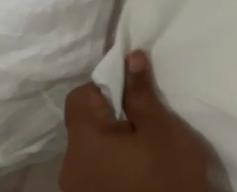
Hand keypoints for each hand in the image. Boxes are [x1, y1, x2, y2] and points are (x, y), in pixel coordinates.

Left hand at [61, 52, 212, 191]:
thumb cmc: (167, 169)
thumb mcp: (159, 125)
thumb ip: (140, 92)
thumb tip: (130, 57)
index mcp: (84, 143)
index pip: (78, 97)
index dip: (106, 82)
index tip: (135, 85)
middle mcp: (69, 165)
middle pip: (82, 120)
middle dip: (112, 107)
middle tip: (147, 110)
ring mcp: (75, 184)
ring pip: (88, 141)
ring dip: (113, 130)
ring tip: (145, 135)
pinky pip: (92, 161)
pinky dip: (112, 151)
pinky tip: (137, 158)